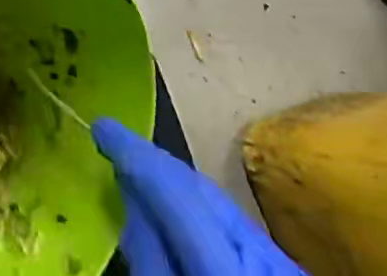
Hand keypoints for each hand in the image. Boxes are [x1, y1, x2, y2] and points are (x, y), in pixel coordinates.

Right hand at [91, 119, 304, 275]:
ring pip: (222, 207)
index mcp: (225, 273)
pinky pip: (238, 229)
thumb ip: (150, 259)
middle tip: (115, 143)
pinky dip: (202, 212)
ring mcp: (285, 269)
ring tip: (140, 168)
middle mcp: (264, 262)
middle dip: (156, 163)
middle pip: (204, 194)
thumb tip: (130, 195)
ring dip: (178, 185)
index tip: (101, 126)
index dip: (135, 154)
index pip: (175, 194)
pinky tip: (179, 209)